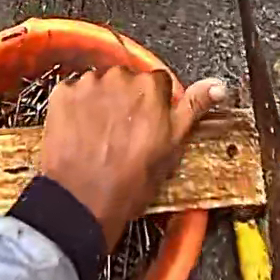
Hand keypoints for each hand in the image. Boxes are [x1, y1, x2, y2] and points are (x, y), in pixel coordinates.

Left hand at [37, 66, 227, 247]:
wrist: (81, 201)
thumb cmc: (130, 181)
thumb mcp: (172, 147)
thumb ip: (194, 107)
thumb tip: (218, 85)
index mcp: (150, 88)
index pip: (158, 82)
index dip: (154, 104)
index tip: (149, 122)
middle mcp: (120, 77)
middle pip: (127, 80)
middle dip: (127, 99)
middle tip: (123, 132)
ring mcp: (89, 83)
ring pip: (100, 84)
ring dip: (101, 101)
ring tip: (99, 135)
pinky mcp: (62, 93)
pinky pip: (73, 92)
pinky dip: (76, 107)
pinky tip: (79, 132)